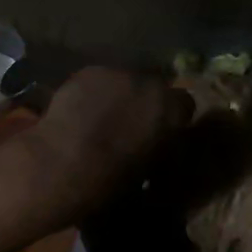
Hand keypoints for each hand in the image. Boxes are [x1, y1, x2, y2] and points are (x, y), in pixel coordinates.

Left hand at [33, 67, 192, 185]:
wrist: (67, 164)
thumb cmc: (113, 180)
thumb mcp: (150, 169)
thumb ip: (159, 147)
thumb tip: (156, 145)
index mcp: (173, 111)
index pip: (184, 104)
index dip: (170, 116)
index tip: (159, 130)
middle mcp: (152, 83)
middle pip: (153, 86)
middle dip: (144, 101)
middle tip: (127, 124)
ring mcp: (119, 73)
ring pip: (123, 80)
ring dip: (117, 94)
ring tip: (99, 117)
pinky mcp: (90, 71)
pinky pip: (97, 79)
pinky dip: (91, 91)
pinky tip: (78, 110)